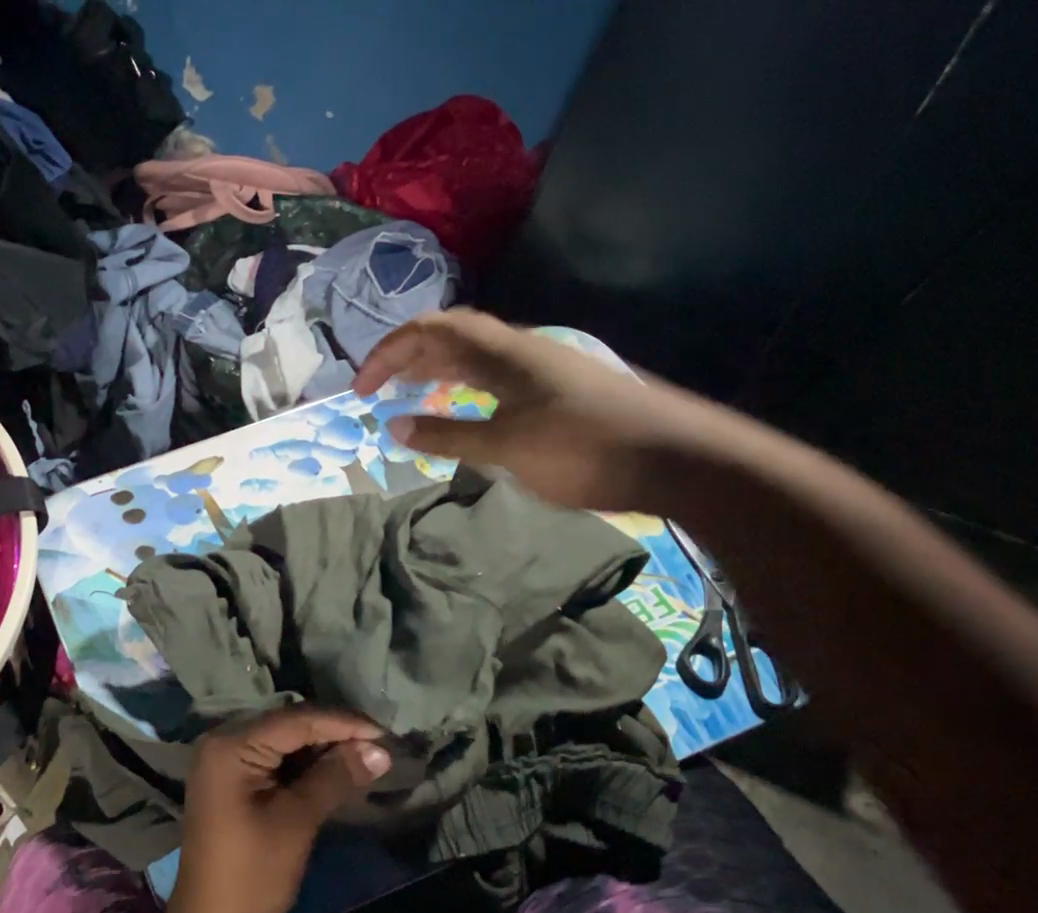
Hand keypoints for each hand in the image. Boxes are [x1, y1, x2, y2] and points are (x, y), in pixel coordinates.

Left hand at [171, 707, 391, 912]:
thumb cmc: (252, 874)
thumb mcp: (297, 821)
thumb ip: (335, 777)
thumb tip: (380, 749)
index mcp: (230, 745)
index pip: (295, 719)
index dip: (344, 723)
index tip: (388, 735)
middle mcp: (221, 742)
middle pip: (287, 724)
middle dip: (335, 732)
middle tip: (381, 746)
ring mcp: (223, 762)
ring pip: (282, 741)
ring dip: (322, 748)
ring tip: (367, 756)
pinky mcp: (230, 782)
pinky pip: (272, 759)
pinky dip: (304, 764)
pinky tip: (335, 770)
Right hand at [352, 309, 710, 511]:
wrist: (677, 458)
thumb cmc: (586, 449)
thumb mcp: (508, 448)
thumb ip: (449, 437)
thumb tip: (394, 425)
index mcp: (505, 353)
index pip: (432, 330)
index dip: (389, 351)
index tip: (360, 388)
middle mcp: (521, 350)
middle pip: (451, 336)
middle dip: (407, 357)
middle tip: (376, 390)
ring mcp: (542, 368)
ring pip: (474, 355)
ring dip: (434, 370)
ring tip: (408, 395)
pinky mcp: (556, 390)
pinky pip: (494, 375)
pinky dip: (462, 386)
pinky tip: (461, 410)